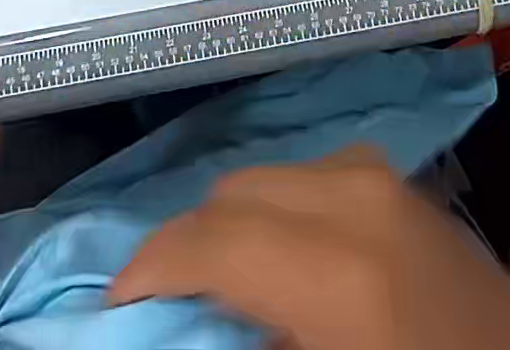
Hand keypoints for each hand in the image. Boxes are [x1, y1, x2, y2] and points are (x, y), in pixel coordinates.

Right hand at [108, 146, 509, 349]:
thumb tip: (191, 319)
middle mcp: (352, 200)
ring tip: (225, 282)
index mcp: (340, 275)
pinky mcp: (391, 177)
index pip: (210, 242)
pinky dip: (272, 210)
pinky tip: (284, 257)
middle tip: (171, 303)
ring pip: (260, 177)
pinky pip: (300, 176)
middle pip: (229, 196)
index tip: (118, 306)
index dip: (151, 269)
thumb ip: (252, 337)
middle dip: (188, 245)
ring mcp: (376, 178)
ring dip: (230, 226)